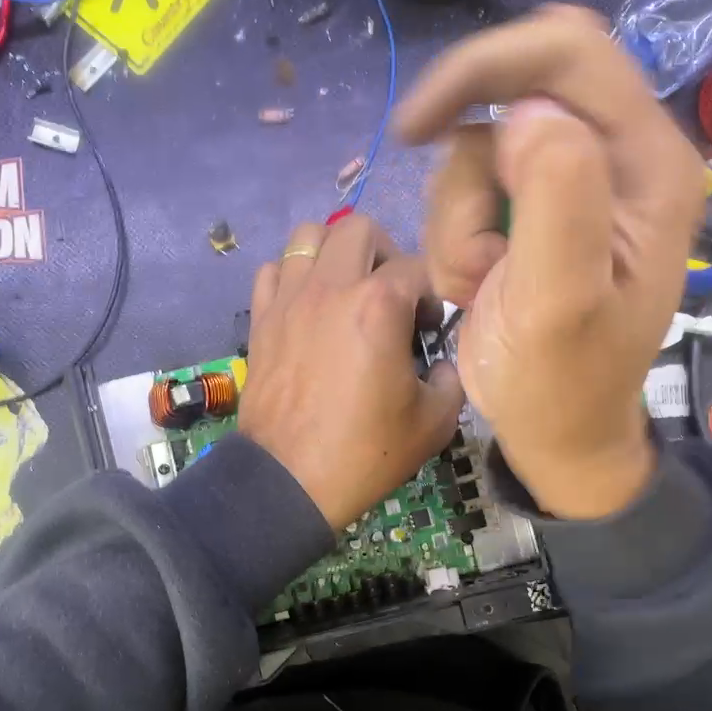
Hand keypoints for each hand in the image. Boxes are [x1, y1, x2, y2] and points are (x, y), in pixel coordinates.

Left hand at [239, 215, 463, 531]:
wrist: (289, 483)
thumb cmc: (365, 454)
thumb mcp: (434, 422)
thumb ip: (451, 377)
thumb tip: (441, 360)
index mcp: (379, 305)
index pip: (418, 267)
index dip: (431, 295)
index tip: (428, 331)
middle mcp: (330, 287)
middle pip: (359, 228)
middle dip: (384, 254)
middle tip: (390, 296)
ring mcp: (288, 300)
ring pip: (308, 235)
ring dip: (334, 254)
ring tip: (346, 291)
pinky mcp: (260, 319)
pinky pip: (273, 270)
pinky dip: (293, 275)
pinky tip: (306, 306)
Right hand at [394, 6, 706, 519]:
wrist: (556, 434)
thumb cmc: (564, 383)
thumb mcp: (560, 300)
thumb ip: (555, 197)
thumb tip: (527, 113)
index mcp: (644, 164)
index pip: (568, 54)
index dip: (485, 68)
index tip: (417, 125)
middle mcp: (613, 158)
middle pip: (514, 93)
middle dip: (467, 171)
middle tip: (453, 233)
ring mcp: (569, 184)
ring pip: (479, 148)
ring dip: (457, 220)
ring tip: (481, 286)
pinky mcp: (530, 211)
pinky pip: (466, 189)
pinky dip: (453, 239)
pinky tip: (475, 288)